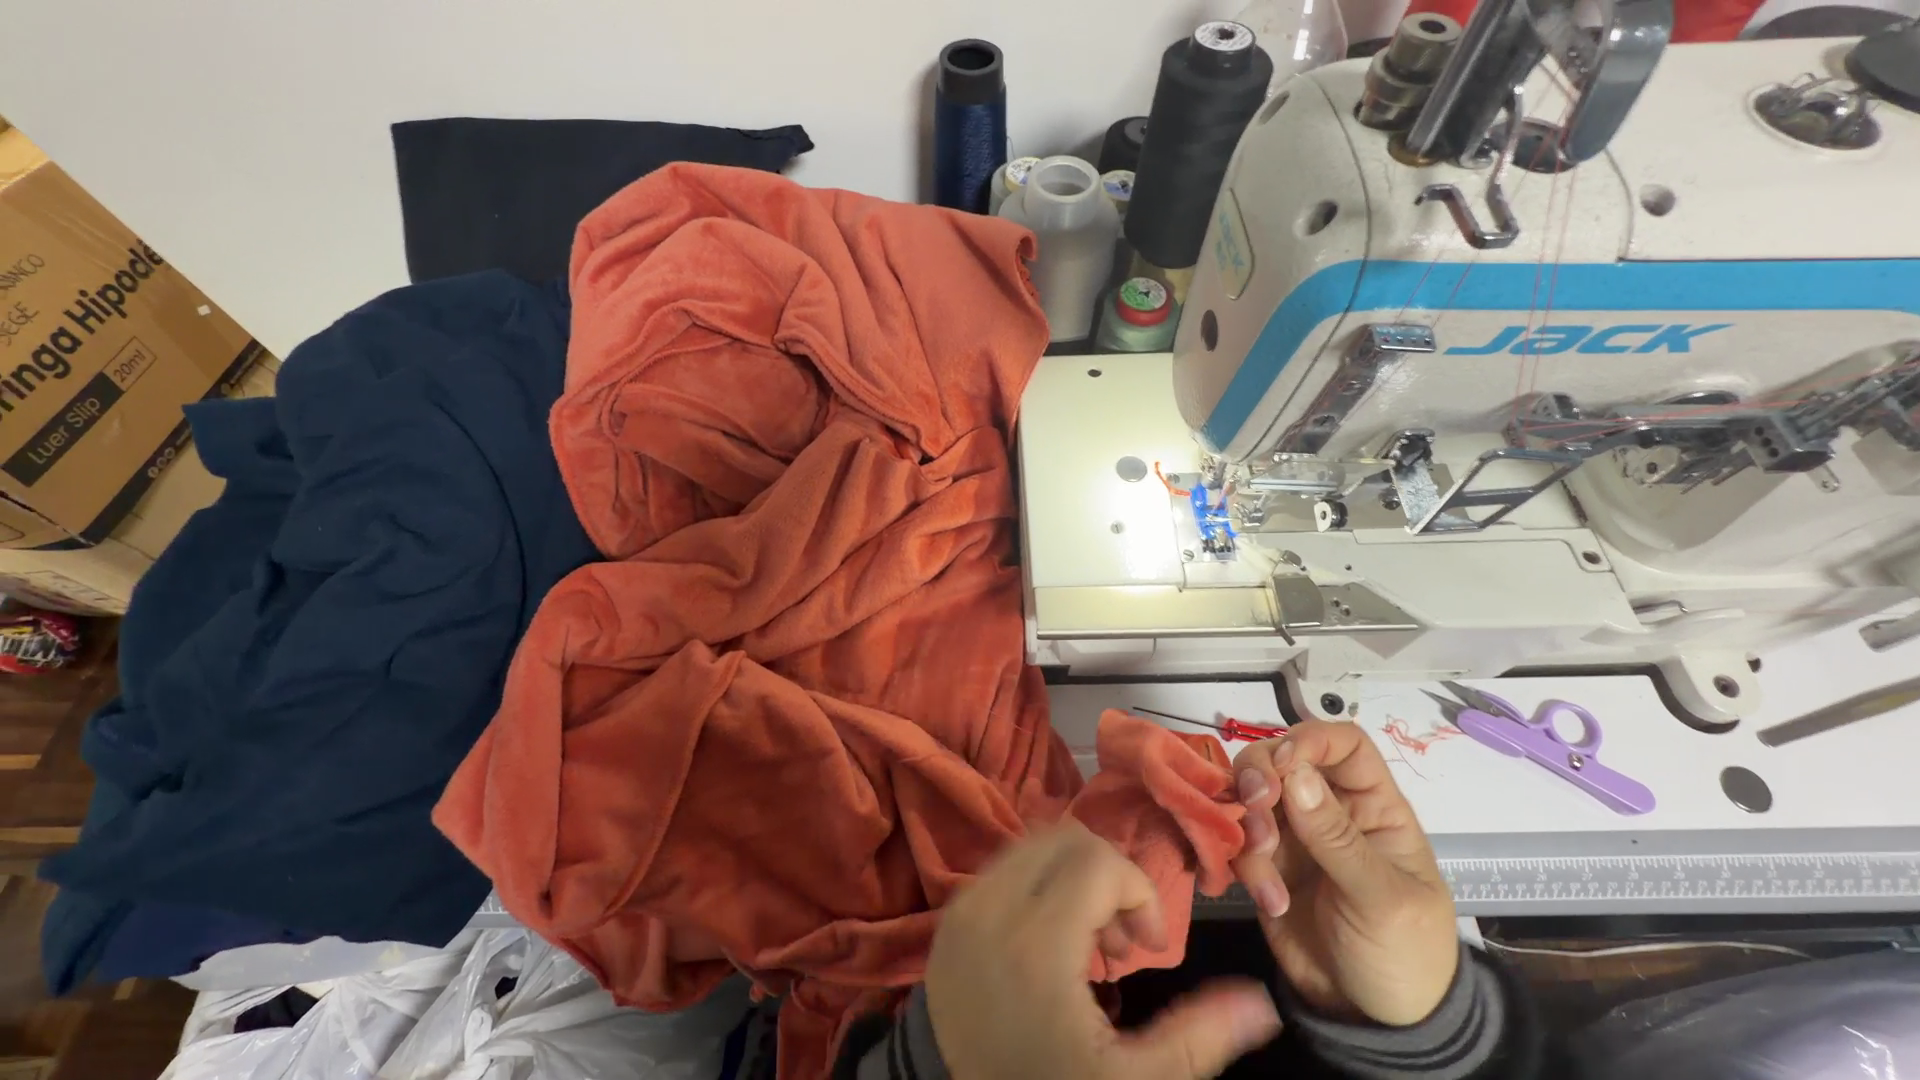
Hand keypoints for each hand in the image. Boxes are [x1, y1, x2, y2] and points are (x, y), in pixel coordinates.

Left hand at [926, 821, 1282, 1079]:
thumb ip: (1199, 1037)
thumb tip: (1262, 1001)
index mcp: (1035, 944)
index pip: (1097, 860)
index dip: (1139, 890)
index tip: (1148, 944)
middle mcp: (991, 909)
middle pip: (1066, 840)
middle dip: (1108, 877)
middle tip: (1121, 940)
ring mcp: (961, 909)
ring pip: (1034, 846)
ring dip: (1073, 877)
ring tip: (1088, 943)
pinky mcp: (945, 918)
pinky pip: (1003, 868)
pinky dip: (1038, 885)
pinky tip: (1051, 941)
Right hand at [1231, 721, 1458, 1026]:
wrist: (1374, 1022)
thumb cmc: (1404, 955)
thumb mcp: (1383, 899)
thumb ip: (1338, 838)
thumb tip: (1297, 773)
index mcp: (1373, 807)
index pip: (1343, 745)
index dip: (1310, 740)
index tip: (1283, 766)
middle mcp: (1328, 810)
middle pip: (1282, 759)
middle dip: (1261, 777)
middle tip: (1256, 809)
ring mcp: (1294, 837)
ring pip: (1250, 796)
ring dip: (1248, 825)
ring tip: (1264, 870)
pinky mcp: (1265, 866)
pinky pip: (1237, 842)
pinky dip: (1241, 865)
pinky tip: (1268, 901)